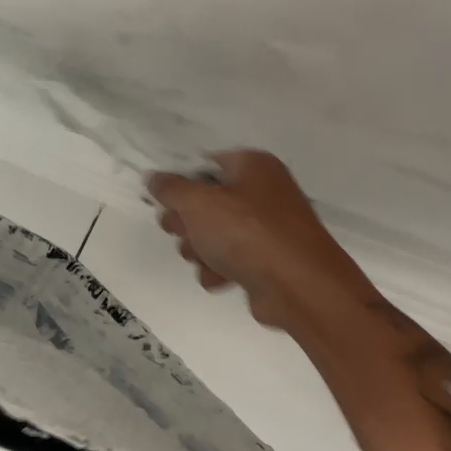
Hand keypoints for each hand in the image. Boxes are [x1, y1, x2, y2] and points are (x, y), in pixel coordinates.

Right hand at [147, 151, 376, 331]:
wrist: (297, 285)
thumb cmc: (246, 232)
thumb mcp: (197, 202)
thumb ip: (169, 188)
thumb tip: (153, 177)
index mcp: (252, 166)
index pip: (203, 164)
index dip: (178, 183)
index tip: (159, 201)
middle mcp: (262, 191)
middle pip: (204, 202)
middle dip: (186, 223)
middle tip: (183, 232)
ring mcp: (265, 227)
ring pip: (211, 234)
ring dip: (199, 250)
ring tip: (207, 259)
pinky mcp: (265, 259)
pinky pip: (227, 259)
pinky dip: (219, 269)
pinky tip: (224, 277)